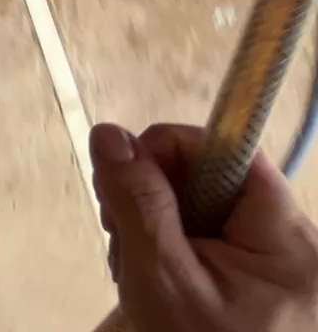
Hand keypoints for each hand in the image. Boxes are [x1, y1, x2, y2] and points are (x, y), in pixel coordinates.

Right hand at [91, 122, 317, 331]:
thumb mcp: (159, 274)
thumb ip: (136, 201)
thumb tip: (111, 133)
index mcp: (293, 244)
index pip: (232, 154)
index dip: (172, 148)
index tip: (130, 176)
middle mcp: (297, 242)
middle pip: (207, 170)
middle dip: (148, 188)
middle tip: (123, 228)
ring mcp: (277, 253)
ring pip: (194, 192)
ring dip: (147, 210)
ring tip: (137, 253)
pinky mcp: (254, 262)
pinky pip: (198, 216)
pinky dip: (160, 229)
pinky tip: (150, 259)